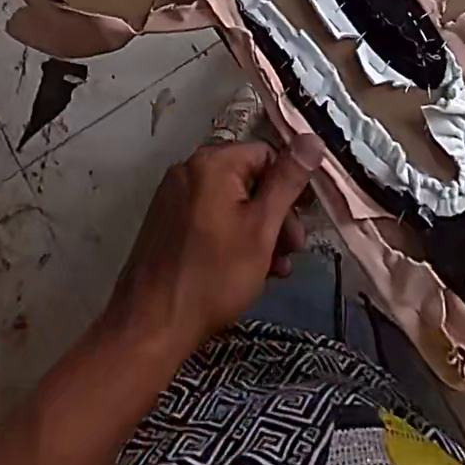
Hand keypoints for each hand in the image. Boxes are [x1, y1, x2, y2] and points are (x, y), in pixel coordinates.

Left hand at [102, 137, 320, 356]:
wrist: (152, 325)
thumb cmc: (214, 275)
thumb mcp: (262, 228)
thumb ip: (288, 181)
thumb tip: (312, 139)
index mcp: (212, 162)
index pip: (267, 155)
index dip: (291, 186)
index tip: (304, 219)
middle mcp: (189, 169)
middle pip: (249, 179)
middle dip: (276, 214)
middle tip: (292, 249)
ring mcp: (174, 195)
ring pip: (231, 202)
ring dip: (259, 230)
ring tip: (275, 267)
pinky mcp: (167, 220)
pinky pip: (211, 216)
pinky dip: (233, 236)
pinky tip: (249, 268)